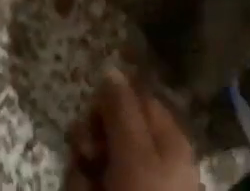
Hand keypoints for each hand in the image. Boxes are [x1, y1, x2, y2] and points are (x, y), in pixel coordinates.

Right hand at [65, 68, 201, 190]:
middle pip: (108, 126)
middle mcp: (151, 158)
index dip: (111, 100)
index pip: (135, 98)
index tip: (94, 111)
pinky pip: (88, 182)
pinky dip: (82, 187)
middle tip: (88, 152)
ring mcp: (132, 183)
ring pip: (92, 156)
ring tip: (88, 186)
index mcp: (168, 140)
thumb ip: (122, 110)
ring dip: (81, 168)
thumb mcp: (134, 154)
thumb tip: (111, 69)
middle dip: (89, 137)